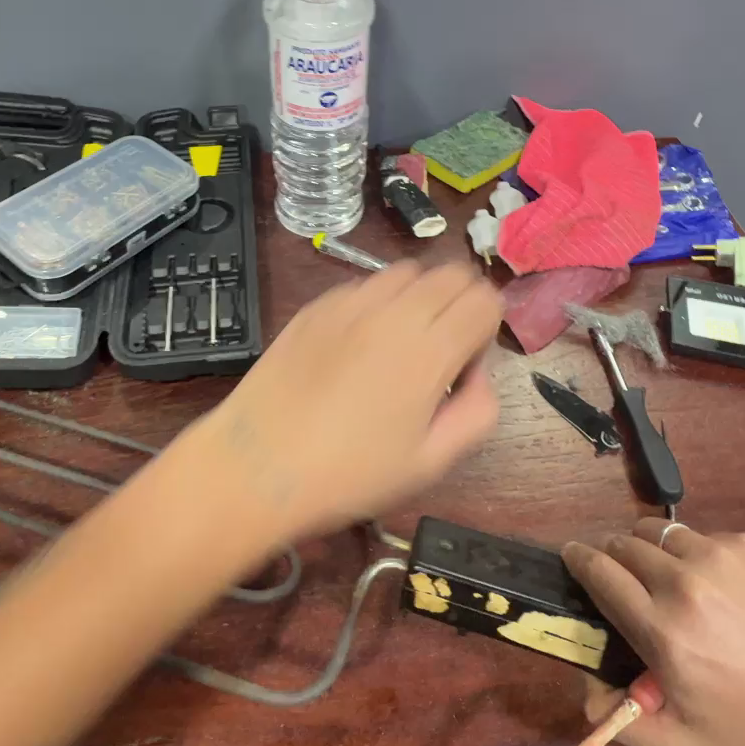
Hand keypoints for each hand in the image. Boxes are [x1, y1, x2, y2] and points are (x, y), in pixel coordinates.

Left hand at [189, 261, 502, 542]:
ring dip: (419, 297)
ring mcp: (350, 301)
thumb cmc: (350, 473)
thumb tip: (477, 374)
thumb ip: (477, 411)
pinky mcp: (316, 305)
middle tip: (439, 354)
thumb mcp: (431, 462)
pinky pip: (364, 284)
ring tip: (400, 344)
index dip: (486, 329)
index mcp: (430, 348)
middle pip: (452, 273)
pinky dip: (378, 302)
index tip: (464, 366)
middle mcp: (394, 310)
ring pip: (407, 271)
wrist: (258, 465)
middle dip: (460, 304)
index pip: (484, 299)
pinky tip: (358, 346)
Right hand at [563, 519, 744, 745]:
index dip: (576, 559)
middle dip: (612, 557)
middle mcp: (686, 581)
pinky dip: (693, 553)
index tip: (570, 559)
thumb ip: (619, 719)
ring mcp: (724, 557)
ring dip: (648, 549)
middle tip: (622, 585)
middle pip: (622, 542)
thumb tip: (583, 684)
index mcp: (664, 631)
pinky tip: (718, 592)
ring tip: (664, 580)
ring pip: (659, 532)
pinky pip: (702, 537)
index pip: (597, 569)